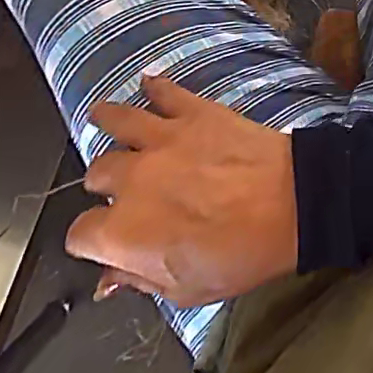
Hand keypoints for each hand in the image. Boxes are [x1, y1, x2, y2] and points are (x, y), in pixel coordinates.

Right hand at [66, 75, 298, 305]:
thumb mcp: (184, 289)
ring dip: (109, 120)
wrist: (291, 203)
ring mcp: (164, 140)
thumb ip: (139, 280)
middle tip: (119, 183)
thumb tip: (110, 279)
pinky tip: (148, 82)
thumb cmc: (243, 253)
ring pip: (119, 122)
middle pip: (98, 173)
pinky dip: (156, 87)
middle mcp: (133, 179)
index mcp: (123, 231)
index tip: (104, 237)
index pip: (81, 233)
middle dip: (105, 182)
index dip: (92, 238)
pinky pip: (167, 93)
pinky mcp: (197, 113)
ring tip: (102, 114)